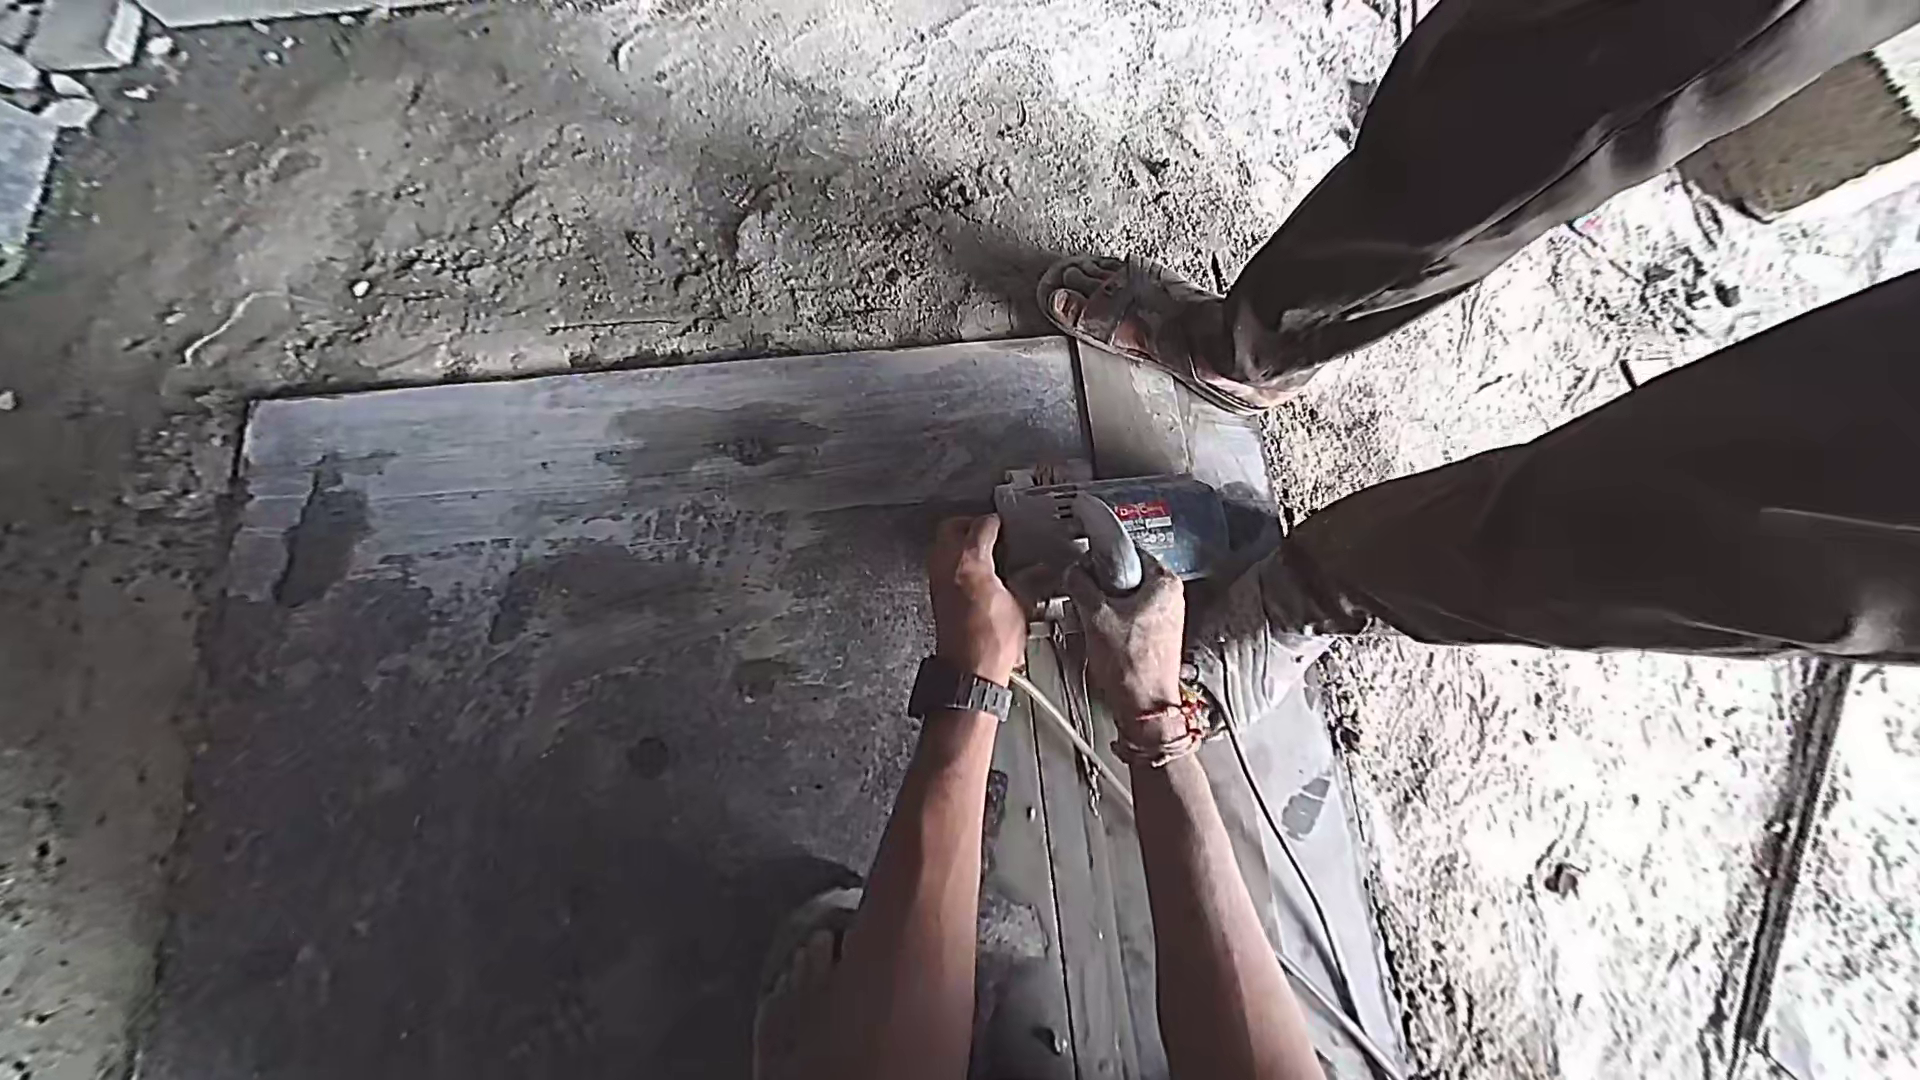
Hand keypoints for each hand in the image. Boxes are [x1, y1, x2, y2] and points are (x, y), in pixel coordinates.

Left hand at [927, 515, 1026, 686]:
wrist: (970, 671)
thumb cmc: (991, 644)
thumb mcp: (1020, 606)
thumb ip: (1027, 582)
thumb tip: (1036, 572)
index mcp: (971, 563)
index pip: (981, 526)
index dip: (996, 522)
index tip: (1003, 524)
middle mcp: (948, 567)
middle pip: (951, 527)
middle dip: (970, 523)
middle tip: (988, 529)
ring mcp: (938, 580)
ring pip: (942, 544)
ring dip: (959, 541)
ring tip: (981, 549)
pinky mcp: (936, 595)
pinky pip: (941, 564)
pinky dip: (955, 560)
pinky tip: (974, 572)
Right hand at [1066, 554, 1184, 726]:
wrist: (1142, 706)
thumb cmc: (1131, 667)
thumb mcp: (1095, 616)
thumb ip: (1081, 585)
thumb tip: (1074, 573)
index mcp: (1166, 584)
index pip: (1130, 551)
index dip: (1103, 557)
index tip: (1087, 563)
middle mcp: (1172, 598)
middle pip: (1128, 574)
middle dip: (1104, 582)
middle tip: (1087, 593)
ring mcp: (1166, 617)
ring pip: (1127, 595)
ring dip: (1107, 601)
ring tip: (1095, 616)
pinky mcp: (1157, 633)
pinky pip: (1130, 613)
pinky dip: (1114, 616)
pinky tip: (1102, 630)